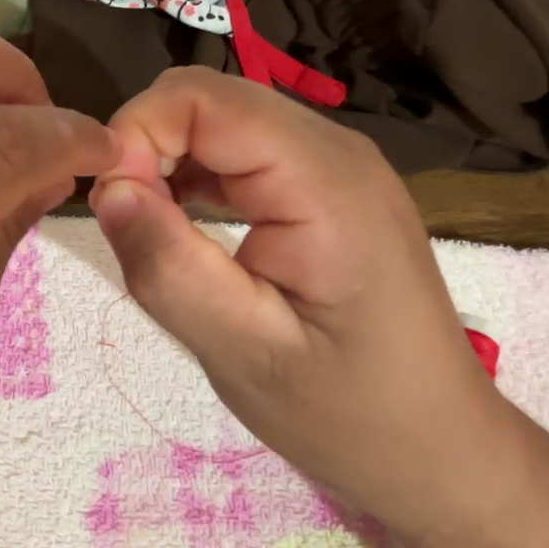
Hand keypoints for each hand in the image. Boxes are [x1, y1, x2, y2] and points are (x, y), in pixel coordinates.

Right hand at [89, 68, 548, 546]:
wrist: (442, 452)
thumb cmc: (348, 413)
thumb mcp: (244, 353)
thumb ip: (170, 268)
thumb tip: (106, 188)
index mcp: (325, 181)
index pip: (202, 99)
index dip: (138, 132)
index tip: (110, 203)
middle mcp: (332, 148)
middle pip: (207, 96)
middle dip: (146, 142)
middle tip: (127, 219)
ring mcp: (331, 159)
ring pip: (216, 113)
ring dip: (164, 154)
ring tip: (150, 223)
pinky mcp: (321, 178)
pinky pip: (237, 141)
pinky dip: (192, 165)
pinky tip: (181, 217)